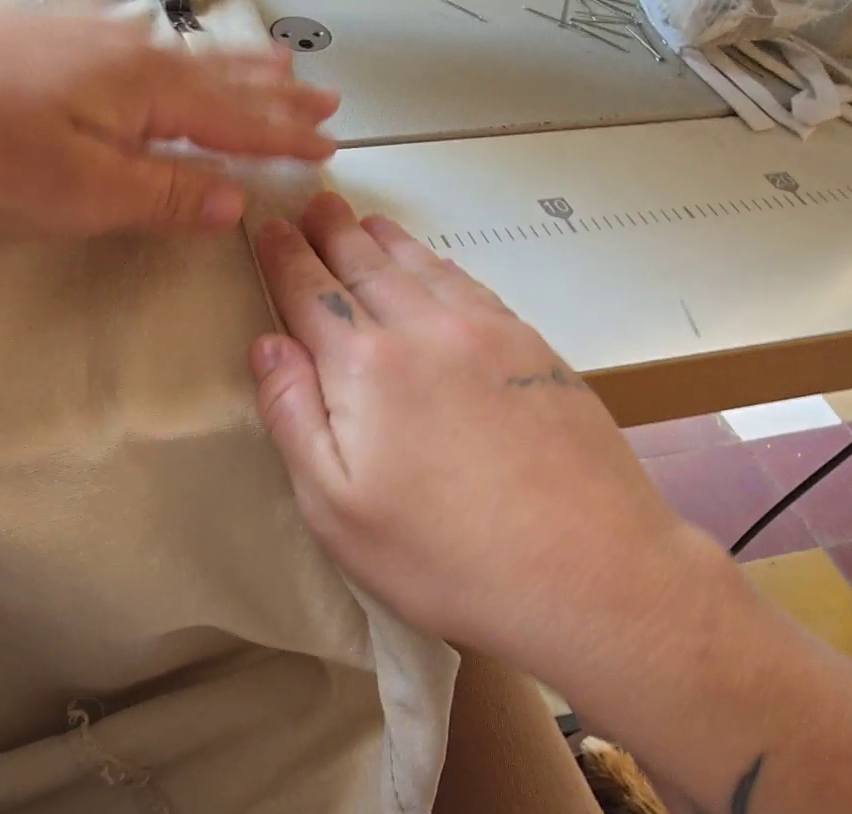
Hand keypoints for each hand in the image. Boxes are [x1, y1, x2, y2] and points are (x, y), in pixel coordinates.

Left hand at [0, 5, 337, 237]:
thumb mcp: (81, 195)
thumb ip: (162, 197)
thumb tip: (233, 200)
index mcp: (144, 94)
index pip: (234, 120)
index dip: (282, 137)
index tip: (329, 144)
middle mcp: (125, 51)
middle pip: (217, 75)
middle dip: (273, 92)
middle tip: (321, 95)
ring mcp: (83, 35)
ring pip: (180, 52)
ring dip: (233, 64)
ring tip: (271, 61)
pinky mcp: (45, 36)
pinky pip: (137, 42)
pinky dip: (176, 52)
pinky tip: (171, 49)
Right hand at [250, 194, 725, 683]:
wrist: (584, 573)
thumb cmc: (440, 555)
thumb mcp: (333, 505)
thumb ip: (293, 418)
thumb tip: (267, 346)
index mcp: (366, 369)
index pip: (311, 294)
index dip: (283, 258)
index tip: (267, 225)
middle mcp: (427, 333)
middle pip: (368, 268)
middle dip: (333, 233)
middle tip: (313, 202)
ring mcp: (491, 337)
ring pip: (424, 269)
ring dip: (386, 240)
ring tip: (364, 219)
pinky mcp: (538, 354)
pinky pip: (474, 286)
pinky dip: (442, 264)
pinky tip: (436, 265)